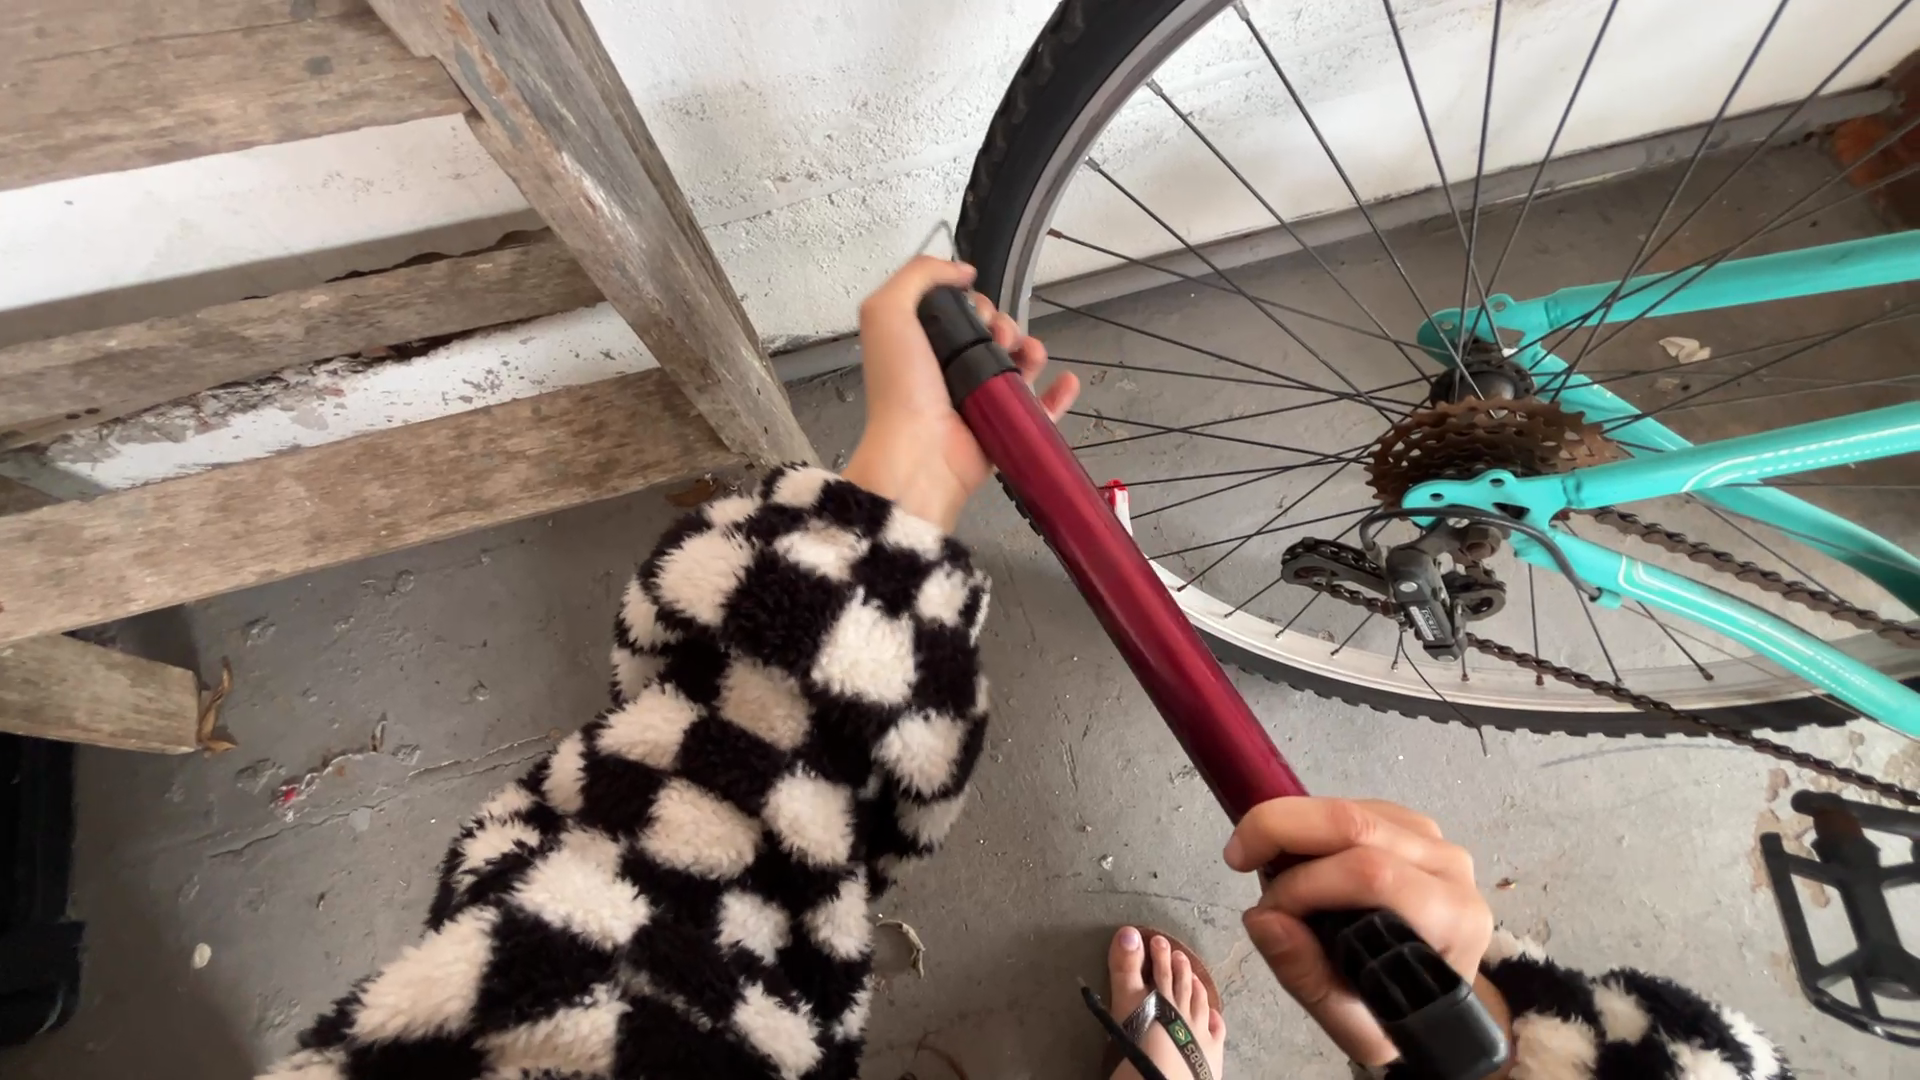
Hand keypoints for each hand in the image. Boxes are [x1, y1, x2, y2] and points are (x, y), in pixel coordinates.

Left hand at [840, 256, 1077, 529]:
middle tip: (999, 338)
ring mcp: (981, 403)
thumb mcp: (888, 311)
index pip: (962, 315)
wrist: (919, 452)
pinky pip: (1041, 410)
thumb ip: (919, 276)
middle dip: (1006, 325)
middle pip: (996, 337)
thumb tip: (962, 271)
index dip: (976, 304)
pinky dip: (1058, 395)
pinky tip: (1066, 381)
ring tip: (1030, 356)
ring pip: (1021, 367)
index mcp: (926, 347)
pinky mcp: (1004, 431)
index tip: (977, 311)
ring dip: (1034, 351)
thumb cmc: (901, 386)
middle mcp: (953, 374)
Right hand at [1223, 797, 1500, 1067]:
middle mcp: (1449, 868)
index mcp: (1451, 920)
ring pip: (1341, 808)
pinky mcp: (1406, 820)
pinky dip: (1303, 822)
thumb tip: (1264, 919)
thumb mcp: (1347, 1021)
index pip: (1370, 874)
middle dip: (1279, 831)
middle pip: (1352, 824)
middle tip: (1237, 856)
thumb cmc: (1391, 1009)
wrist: (1427, 996)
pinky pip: (1342, 803)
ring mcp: (1430, 837)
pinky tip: (1295, 856)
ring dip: (1288, 828)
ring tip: (1270, 868)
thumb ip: (1305, 973)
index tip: (1264, 912)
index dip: (1304, 884)